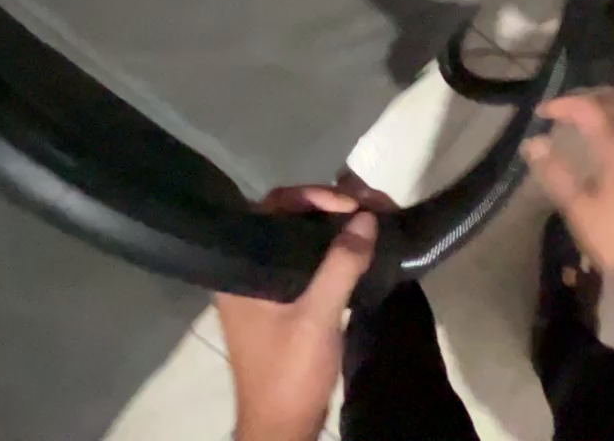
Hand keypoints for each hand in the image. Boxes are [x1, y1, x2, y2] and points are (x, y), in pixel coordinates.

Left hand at [216, 185, 381, 440]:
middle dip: (329, 208)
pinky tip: (363, 247)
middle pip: (288, 220)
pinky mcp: (288, 303)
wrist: (284, 430)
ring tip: (371, 222)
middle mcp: (250, 273)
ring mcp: (268, 288)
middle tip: (366, 208)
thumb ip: (340, 264)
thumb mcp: (317, 317)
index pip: (270, 209)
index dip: (309, 197)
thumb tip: (367, 217)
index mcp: (242, 271)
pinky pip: (312, 260)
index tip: (347, 205)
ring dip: (337, 228)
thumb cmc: (288, 372)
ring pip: (303, 239)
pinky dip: (337, 249)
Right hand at [522, 89, 613, 310]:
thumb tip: (533, 143)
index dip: (562, 105)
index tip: (541, 114)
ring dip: (606, 107)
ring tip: (582, 120)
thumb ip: (556, 172)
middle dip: (586, 99)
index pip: (588, 107)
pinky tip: (611, 139)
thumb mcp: (580, 209)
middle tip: (561, 111)